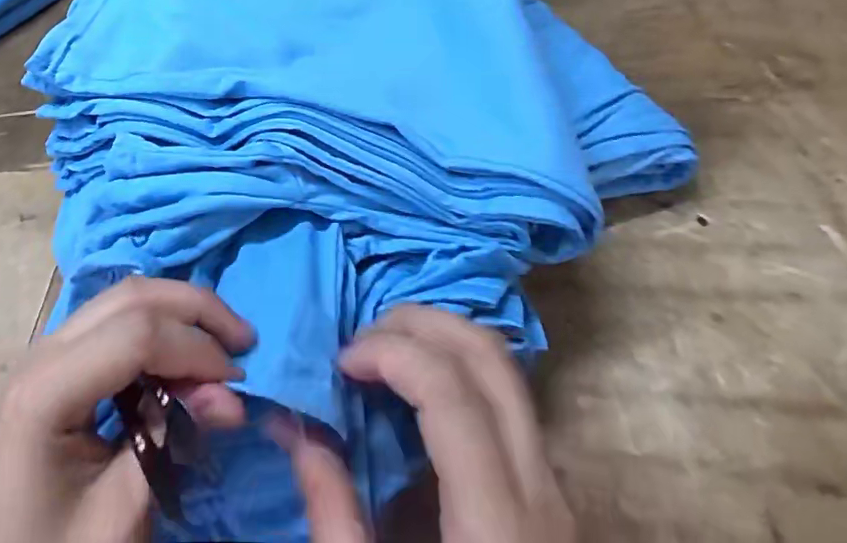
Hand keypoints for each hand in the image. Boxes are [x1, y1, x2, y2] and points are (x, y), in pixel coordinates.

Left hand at [0, 278, 255, 542]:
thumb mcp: (118, 514)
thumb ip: (171, 443)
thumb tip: (231, 395)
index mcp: (45, 388)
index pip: (135, 334)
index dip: (195, 347)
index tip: (239, 381)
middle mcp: (42, 351)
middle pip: (130, 298)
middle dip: (195, 309)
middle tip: (246, 340)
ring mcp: (47, 350)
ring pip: (123, 299)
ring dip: (179, 311)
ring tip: (225, 343)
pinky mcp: (59, 361)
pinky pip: (114, 321)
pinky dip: (159, 326)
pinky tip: (186, 352)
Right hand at [270, 306, 575, 542]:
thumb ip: (331, 510)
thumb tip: (293, 426)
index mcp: (496, 522)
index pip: (450, 390)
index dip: (389, 353)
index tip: (340, 364)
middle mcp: (539, 488)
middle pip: (487, 356)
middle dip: (416, 324)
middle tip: (359, 343)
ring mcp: (553, 486)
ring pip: (503, 367)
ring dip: (436, 339)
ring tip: (381, 358)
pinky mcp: (549, 491)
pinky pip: (506, 395)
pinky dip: (454, 366)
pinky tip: (412, 392)